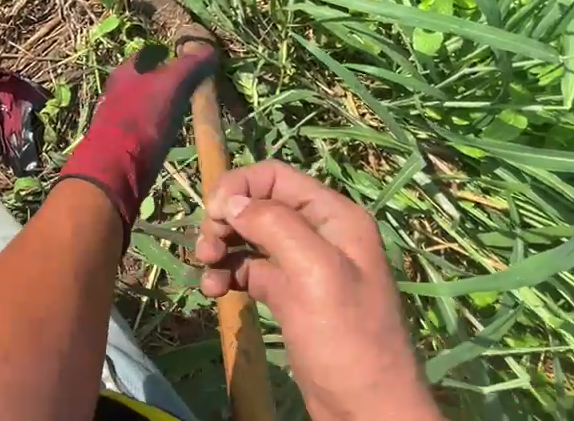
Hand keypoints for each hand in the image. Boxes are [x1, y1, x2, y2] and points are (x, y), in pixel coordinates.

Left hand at [58, 35, 217, 236]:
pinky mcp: (124, 138)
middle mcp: (119, 88)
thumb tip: (208, 47)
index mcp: (127, 70)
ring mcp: (119, 114)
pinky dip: (161, 122)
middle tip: (198, 88)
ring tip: (190, 109)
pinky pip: (148, 122)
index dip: (174, 56)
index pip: (153, 53)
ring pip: (148, 100)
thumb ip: (188, 66)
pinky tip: (173, 131)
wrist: (115, 166)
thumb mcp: (171, 86)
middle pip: (150, 77)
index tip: (198, 63)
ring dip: (167, 102)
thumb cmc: (143, 119)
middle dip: (171, 81)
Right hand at [195, 162, 441, 420]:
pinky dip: (227, 273)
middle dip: (226, 219)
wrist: (367, 416)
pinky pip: (247, 268)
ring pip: (248, 235)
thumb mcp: (314, 272)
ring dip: (221, 245)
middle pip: (257, 203)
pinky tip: (214, 290)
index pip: (274, 176)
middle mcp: (319, 233)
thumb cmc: (347, 340)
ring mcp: (303, 265)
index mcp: (335, 217)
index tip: (214, 214)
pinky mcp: (288, 294)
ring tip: (206, 268)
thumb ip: (273, 224)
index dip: (239, 186)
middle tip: (206, 246)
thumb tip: (230, 200)